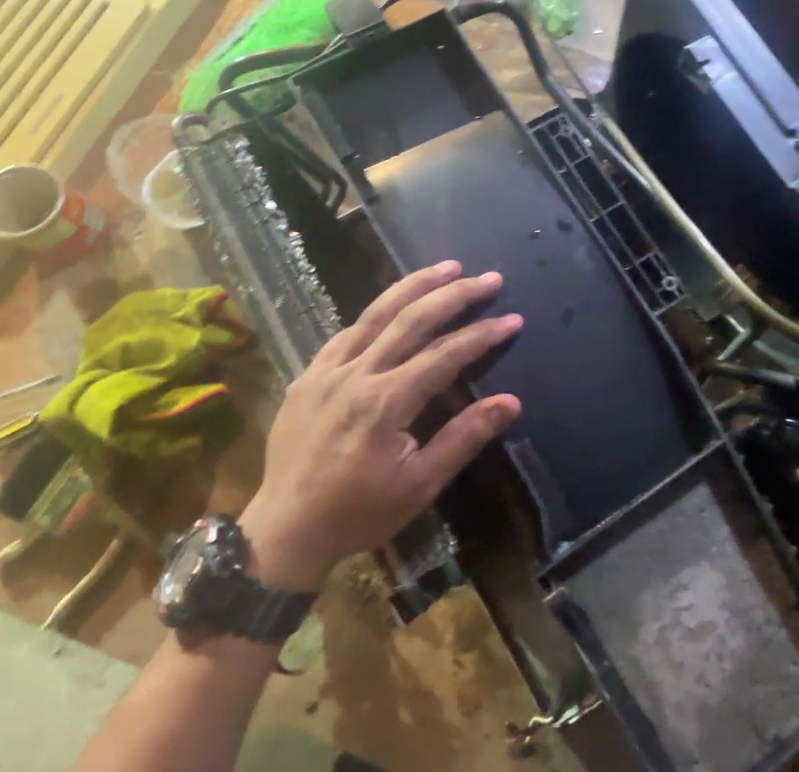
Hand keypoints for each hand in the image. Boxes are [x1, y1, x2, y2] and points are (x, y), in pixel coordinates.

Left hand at [239, 261, 523, 591]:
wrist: (285, 530)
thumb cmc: (359, 513)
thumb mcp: (420, 484)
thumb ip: (464, 438)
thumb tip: (510, 401)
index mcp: (386, 402)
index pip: (444, 354)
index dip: (482, 334)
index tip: (513, 320)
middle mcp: (356, 374)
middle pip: (411, 319)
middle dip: (455, 295)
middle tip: (489, 279)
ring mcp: (325, 371)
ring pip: (374, 314)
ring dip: (413, 286)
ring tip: (446, 268)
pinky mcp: (306, 377)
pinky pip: (345, 334)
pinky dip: (374, 315)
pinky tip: (390, 307)